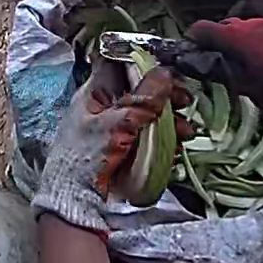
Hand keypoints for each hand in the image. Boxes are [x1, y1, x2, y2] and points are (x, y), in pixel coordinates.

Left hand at [31, 64, 175, 232]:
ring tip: (187, 132)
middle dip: (165, 96)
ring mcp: (112, 125)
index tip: (172, 73)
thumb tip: (166, 72)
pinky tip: (176, 148)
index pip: (121, 64)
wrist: (74, 199)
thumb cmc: (89, 155)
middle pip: (138, 90)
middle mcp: (104, 103)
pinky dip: (161, 139)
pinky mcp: (119, 146)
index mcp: (96, 90)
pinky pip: (144, 135)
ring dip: (169, 120)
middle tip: (186, 102)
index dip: (147, 65)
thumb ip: (143, 100)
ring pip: (145, 114)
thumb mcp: (119, 124)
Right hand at [186, 17, 262, 129]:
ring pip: (249, 27)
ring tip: (251, 59)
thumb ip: (229, 75)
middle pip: (226, 26)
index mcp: (237, 37)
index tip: (193, 49)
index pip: (203, 29)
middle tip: (223, 59)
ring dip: (244, 40)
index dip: (194, 38)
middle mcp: (251, 23)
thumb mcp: (252, 90)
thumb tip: (213, 69)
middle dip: (221, 40)